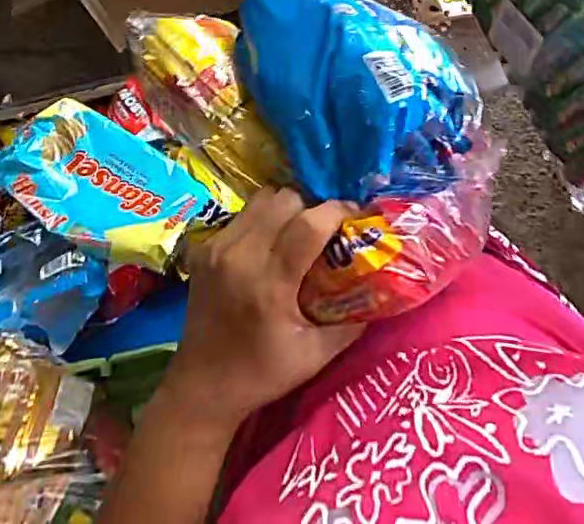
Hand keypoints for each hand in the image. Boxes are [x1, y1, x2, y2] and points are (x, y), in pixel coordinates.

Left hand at [159, 189, 365, 431]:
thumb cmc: (261, 373)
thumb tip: (381, 290)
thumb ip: (350, 322)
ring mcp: (217, 246)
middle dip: (311, 207)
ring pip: (260, 199)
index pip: (307, 225)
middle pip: (284, 200)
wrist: (202, 383)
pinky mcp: (202, 246)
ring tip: (298, 231)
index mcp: (269, 283)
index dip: (336, 211)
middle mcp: (240, 254)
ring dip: (285, 208)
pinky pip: (241, 214)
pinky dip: (260, 219)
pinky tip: (268, 245)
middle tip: (326, 227)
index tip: (355, 215)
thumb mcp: (315, 356)